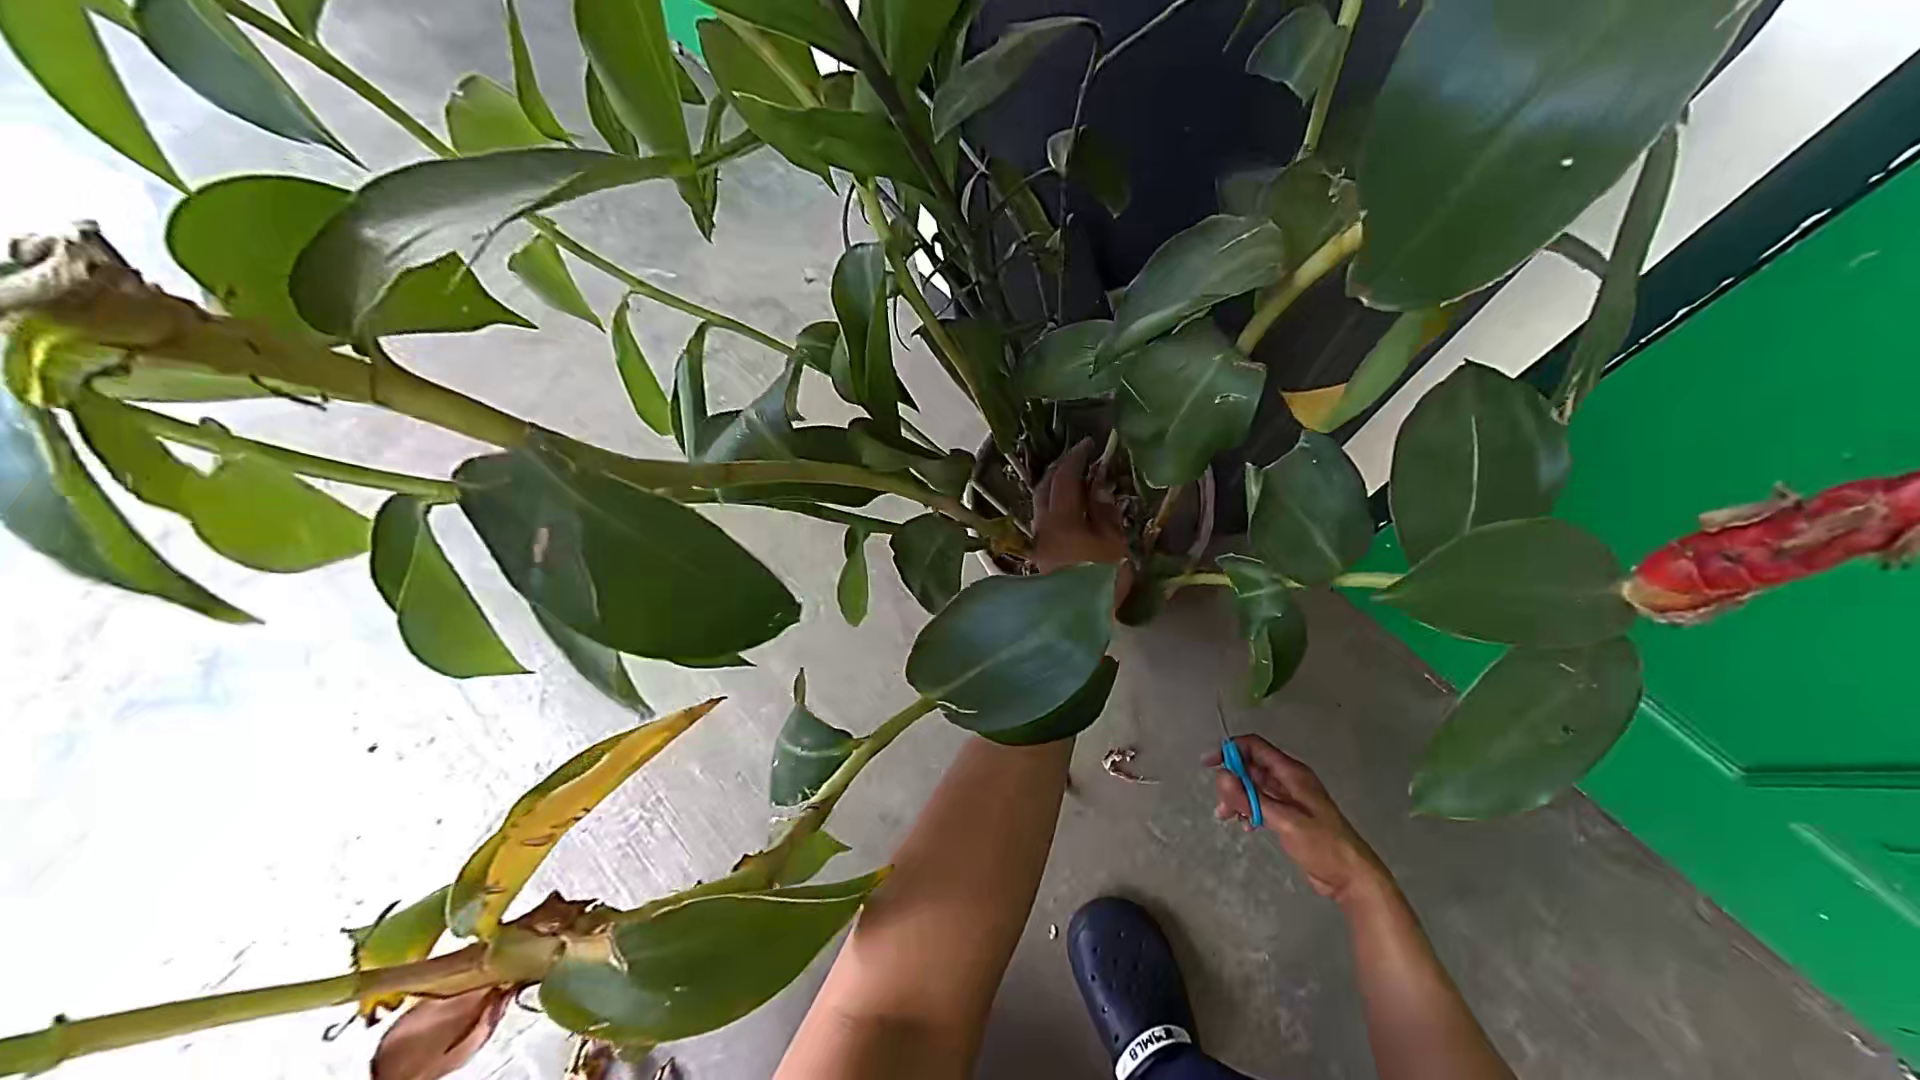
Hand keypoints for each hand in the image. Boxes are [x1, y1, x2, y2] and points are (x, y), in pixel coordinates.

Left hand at [1031, 439, 1132, 595]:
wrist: (1075, 625)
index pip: (1065, 478)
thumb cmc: (1103, 584)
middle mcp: (1042, 526)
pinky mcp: (1038, 556)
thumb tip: (1098, 485)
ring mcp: (1037, 542)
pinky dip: (1053, 505)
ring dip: (1053, 486)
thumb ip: (1105, 512)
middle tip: (1079, 456)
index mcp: (1062, 520)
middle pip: (1044, 487)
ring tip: (1073, 478)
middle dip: (1060, 467)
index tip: (1089, 443)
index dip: (1076, 457)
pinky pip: (1043, 519)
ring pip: (1040, 503)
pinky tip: (1067, 507)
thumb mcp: (1115, 545)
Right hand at [1205, 735, 1392, 905]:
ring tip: (1227, 816)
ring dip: (1237, 797)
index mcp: (1292, 774)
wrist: (1352, 877)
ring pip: (1253, 785)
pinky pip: (1261, 802)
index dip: (1230, 750)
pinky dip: (1248, 809)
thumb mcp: (1284, 821)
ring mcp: (1290, 798)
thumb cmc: (1323, 845)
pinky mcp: (1289, 815)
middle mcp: (1289, 780)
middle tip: (1221, 801)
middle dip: (1231, 779)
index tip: (1210, 765)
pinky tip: (1246, 825)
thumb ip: (1251, 798)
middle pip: (1251, 766)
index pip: (1255, 747)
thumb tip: (1220, 776)